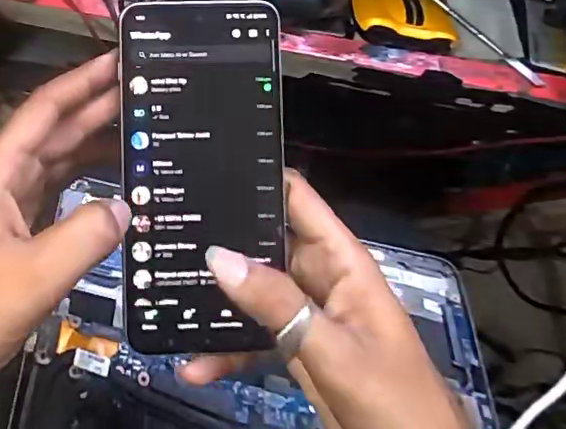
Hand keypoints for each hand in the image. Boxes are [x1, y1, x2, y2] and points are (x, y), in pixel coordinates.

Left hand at [0, 54, 128, 427]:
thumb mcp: (33, 277)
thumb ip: (85, 236)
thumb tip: (128, 205)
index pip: (45, 107)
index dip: (83, 79)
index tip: (118, 59)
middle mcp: (4, 173)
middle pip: (57, 124)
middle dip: (97, 101)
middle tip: (142, 84)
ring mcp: (11, 197)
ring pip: (61, 151)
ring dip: (97, 134)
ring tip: (140, 119)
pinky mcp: (20, 221)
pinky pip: (61, 181)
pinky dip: (89, 170)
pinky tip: (117, 169)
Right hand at [179, 170, 468, 428]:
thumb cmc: (394, 398)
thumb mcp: (335, 350)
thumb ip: (280, 305)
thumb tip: (219, 256)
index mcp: (340, 259)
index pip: (297, 198)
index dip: (260, 176)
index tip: (211, 166)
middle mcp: (319, 276)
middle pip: (266, 242)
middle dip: (225, 239)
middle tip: (173, 231)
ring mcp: (306, 314)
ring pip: (254, 291)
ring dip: (219, 300)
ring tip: (171, 295)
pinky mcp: (297, 350)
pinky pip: (255, 336)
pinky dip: (227, 348)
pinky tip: (196, 363)